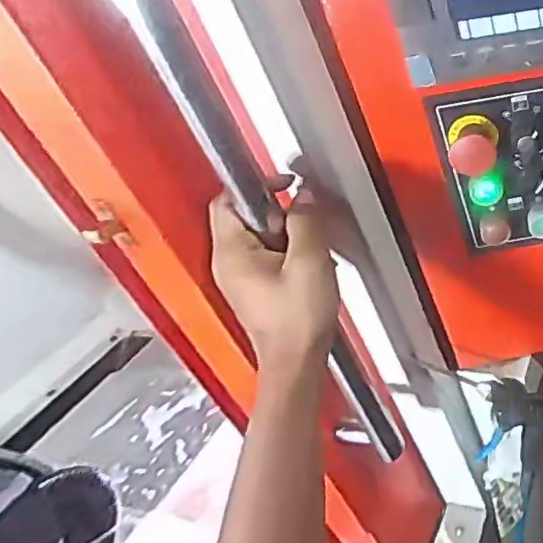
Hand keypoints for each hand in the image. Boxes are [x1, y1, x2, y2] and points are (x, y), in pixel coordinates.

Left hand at [208, 176, 338, 372]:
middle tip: (308, 228)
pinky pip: (270, 254)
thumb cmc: (299, 315)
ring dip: (291, 234)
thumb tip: (304, 194)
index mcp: (232, 252)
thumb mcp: (309, 262)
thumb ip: (306, 223)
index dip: (257, 185)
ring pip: (262, 236)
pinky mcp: (256, 286)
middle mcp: (228, 261)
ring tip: (314, 251)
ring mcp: (240, 275)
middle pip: (248, 217)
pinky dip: (292, 252)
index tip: (288, 183)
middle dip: (282, 214)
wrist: (296, 359)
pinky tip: (312, 266)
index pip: (228, 201)